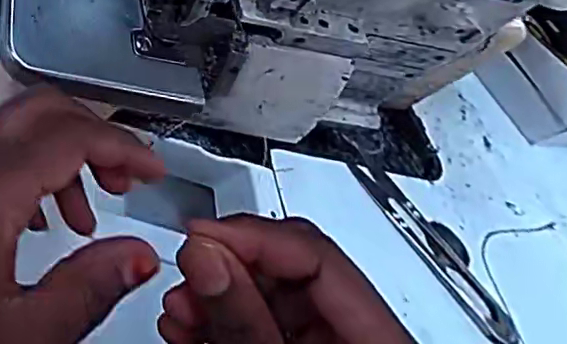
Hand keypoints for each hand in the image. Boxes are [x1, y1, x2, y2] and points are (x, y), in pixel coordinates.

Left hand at [0, 87, 167, 343]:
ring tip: (85, 212)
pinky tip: (41, 218)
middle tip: (127, 177)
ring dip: (59, 150)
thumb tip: (135, 256)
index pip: (69, 135)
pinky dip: (28, 163)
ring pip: (15, 123)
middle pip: (40, 107)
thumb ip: (88, 288)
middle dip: (92, 132)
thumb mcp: (22, 334)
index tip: (153, 167)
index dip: (122, 146)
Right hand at [159, 215, 413, 343]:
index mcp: (387, 341)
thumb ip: (246, 319)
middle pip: (283, 268)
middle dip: (219, 266)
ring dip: (209, 294)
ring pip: (263, 293)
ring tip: (179, 311)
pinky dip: (218, 319)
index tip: (195, 233)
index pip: (313, 250)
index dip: (247, 233)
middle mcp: (365, 336)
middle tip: (182, 280)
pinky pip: (261, 321)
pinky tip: (190, 326)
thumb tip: (203, 248)